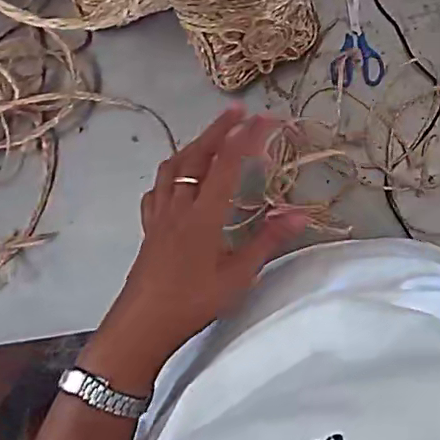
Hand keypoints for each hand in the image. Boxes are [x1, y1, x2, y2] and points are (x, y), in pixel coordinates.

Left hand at [91, 107, 304, 391]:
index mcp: (203, 214)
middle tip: (239, 110)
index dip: (246, 137)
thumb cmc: (191, 303)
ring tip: (211, 136)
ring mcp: (160, 216)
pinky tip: (178, 179)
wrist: (139, 329)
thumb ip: (268, 240)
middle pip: (197, 155)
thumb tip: (300, 213)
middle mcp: (179, 206)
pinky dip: (170, 173)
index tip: (265, 118)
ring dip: (194, 144)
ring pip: (173, 167)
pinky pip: (157, 189)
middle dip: (219, 129)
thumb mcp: (238, 276)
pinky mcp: (149, 229)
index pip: (227, 163)